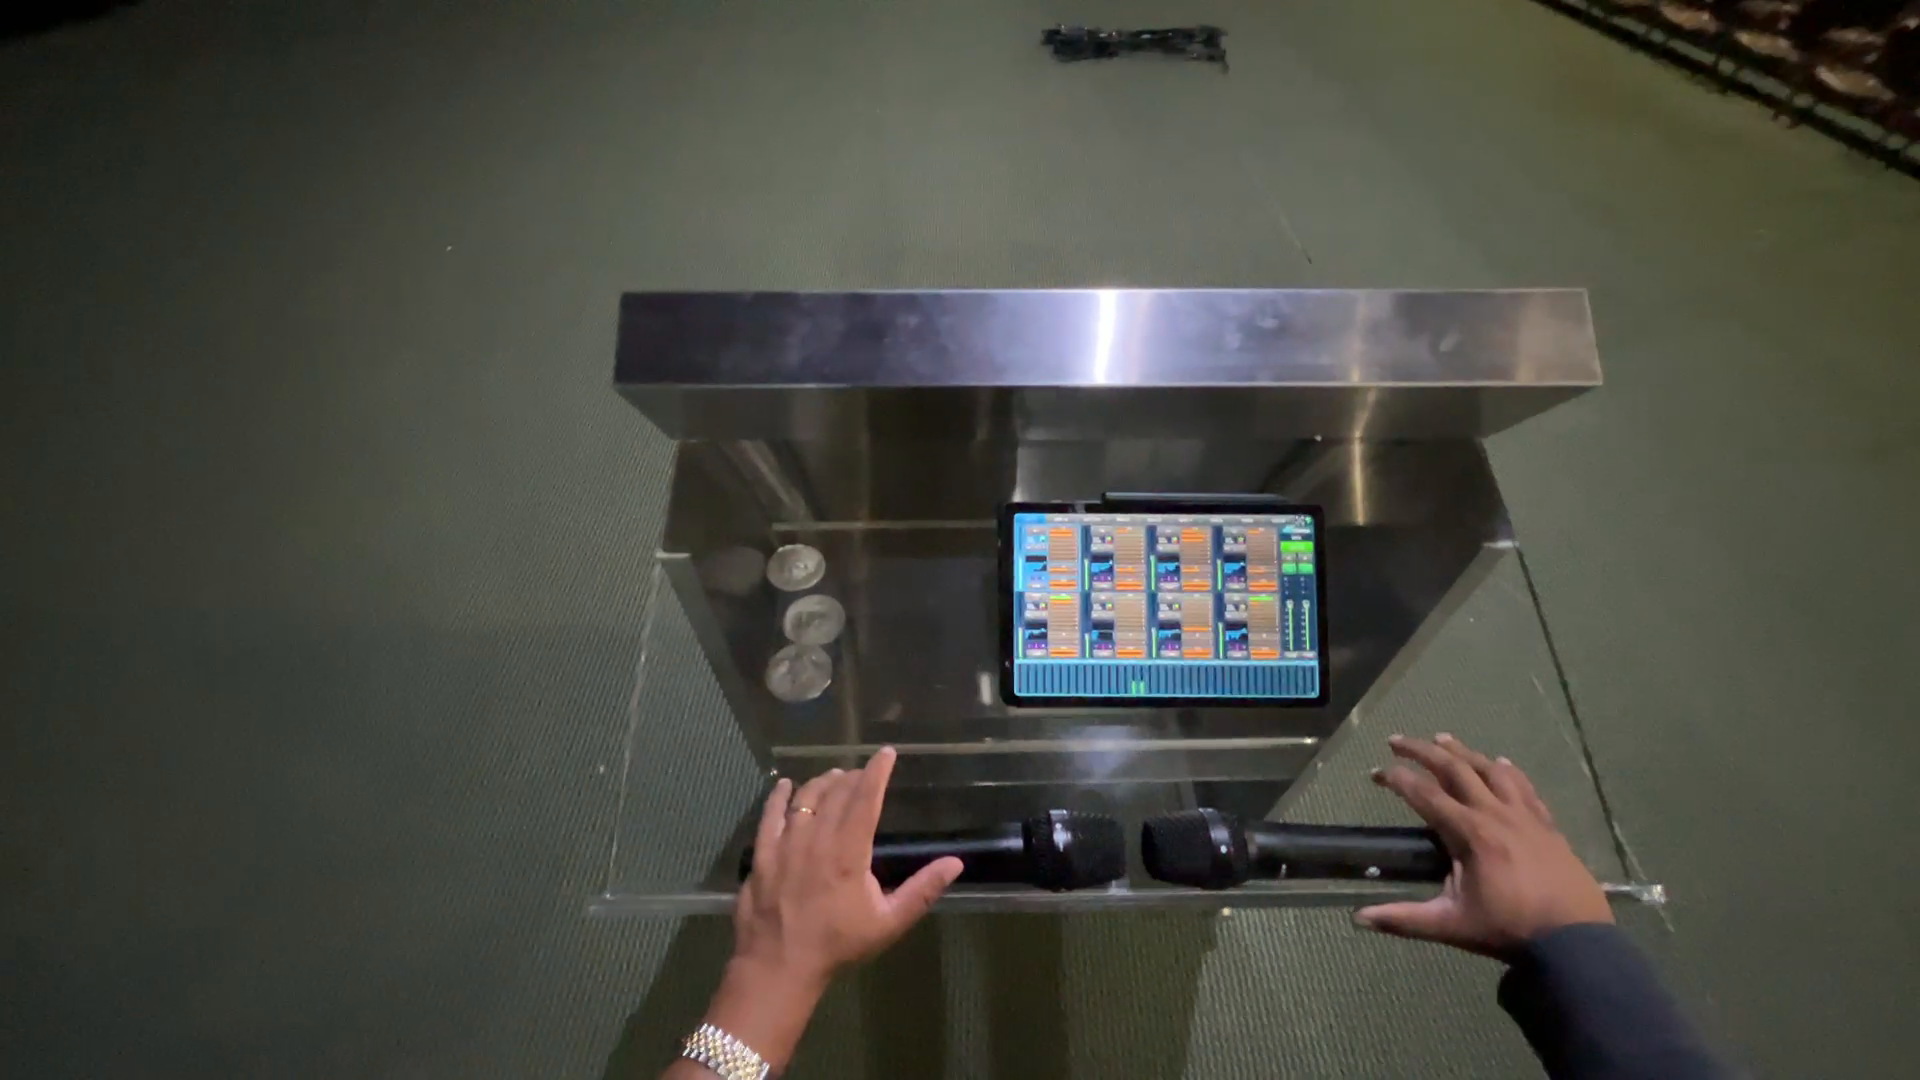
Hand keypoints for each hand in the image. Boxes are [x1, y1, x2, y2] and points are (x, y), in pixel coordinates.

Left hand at [733, 747, 961, 988]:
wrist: (779, 968)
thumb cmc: (838, 945)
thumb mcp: (888, 923)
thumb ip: (922, 890)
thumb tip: (955, 863)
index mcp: (849, 851)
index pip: (866, 799)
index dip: (877, 772)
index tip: (887, 753)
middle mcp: (817, 838)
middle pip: (836, 794)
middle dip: (853, 777)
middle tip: (863, 772)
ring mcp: (786, 844)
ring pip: (806, 798)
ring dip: (822, 782)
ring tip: (834, 776)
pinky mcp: (763, 854)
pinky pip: (770, 815)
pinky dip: (779, 796)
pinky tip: (787, 785)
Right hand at [1354, 734, 1611, 959]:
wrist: (1579, 947)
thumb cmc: (1510, 931)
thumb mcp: (1450, 925)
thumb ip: (1403, 918)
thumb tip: (1359, 918)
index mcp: (1469, 834)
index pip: (1423, 794)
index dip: (1395, 779)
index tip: (1375, 773)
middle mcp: (1495, 815)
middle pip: (1454, 769)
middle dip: (1421, 751)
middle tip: (1396, 740)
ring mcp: (1525, 818)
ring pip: (1490, 771)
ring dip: (1463, 752)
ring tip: (1443, 739)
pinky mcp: (1548, 827)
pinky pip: (1526, 789)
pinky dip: (1509, 772)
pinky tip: (1501, 762)